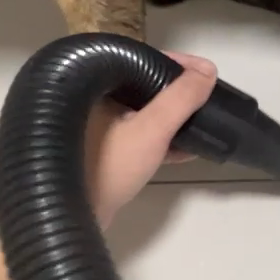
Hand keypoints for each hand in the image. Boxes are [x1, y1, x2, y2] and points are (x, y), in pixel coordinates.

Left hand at [84, 52, 217, 225]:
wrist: (72, 220)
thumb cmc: (107, 169)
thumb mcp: (151, 130)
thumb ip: (182, 99)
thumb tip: (207, 72)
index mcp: (92, 83)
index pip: (142, 60)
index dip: (178, 64)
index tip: (207, 73)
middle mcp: (89, 99)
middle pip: (144, 85)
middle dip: (179, 92)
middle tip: (207, 96)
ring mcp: (92, 126)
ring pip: (141, 111)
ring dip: (172, 117)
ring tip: (201, 122)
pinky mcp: (98, 149)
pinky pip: (135, 132)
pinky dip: (159, 137)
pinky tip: (185, 147)